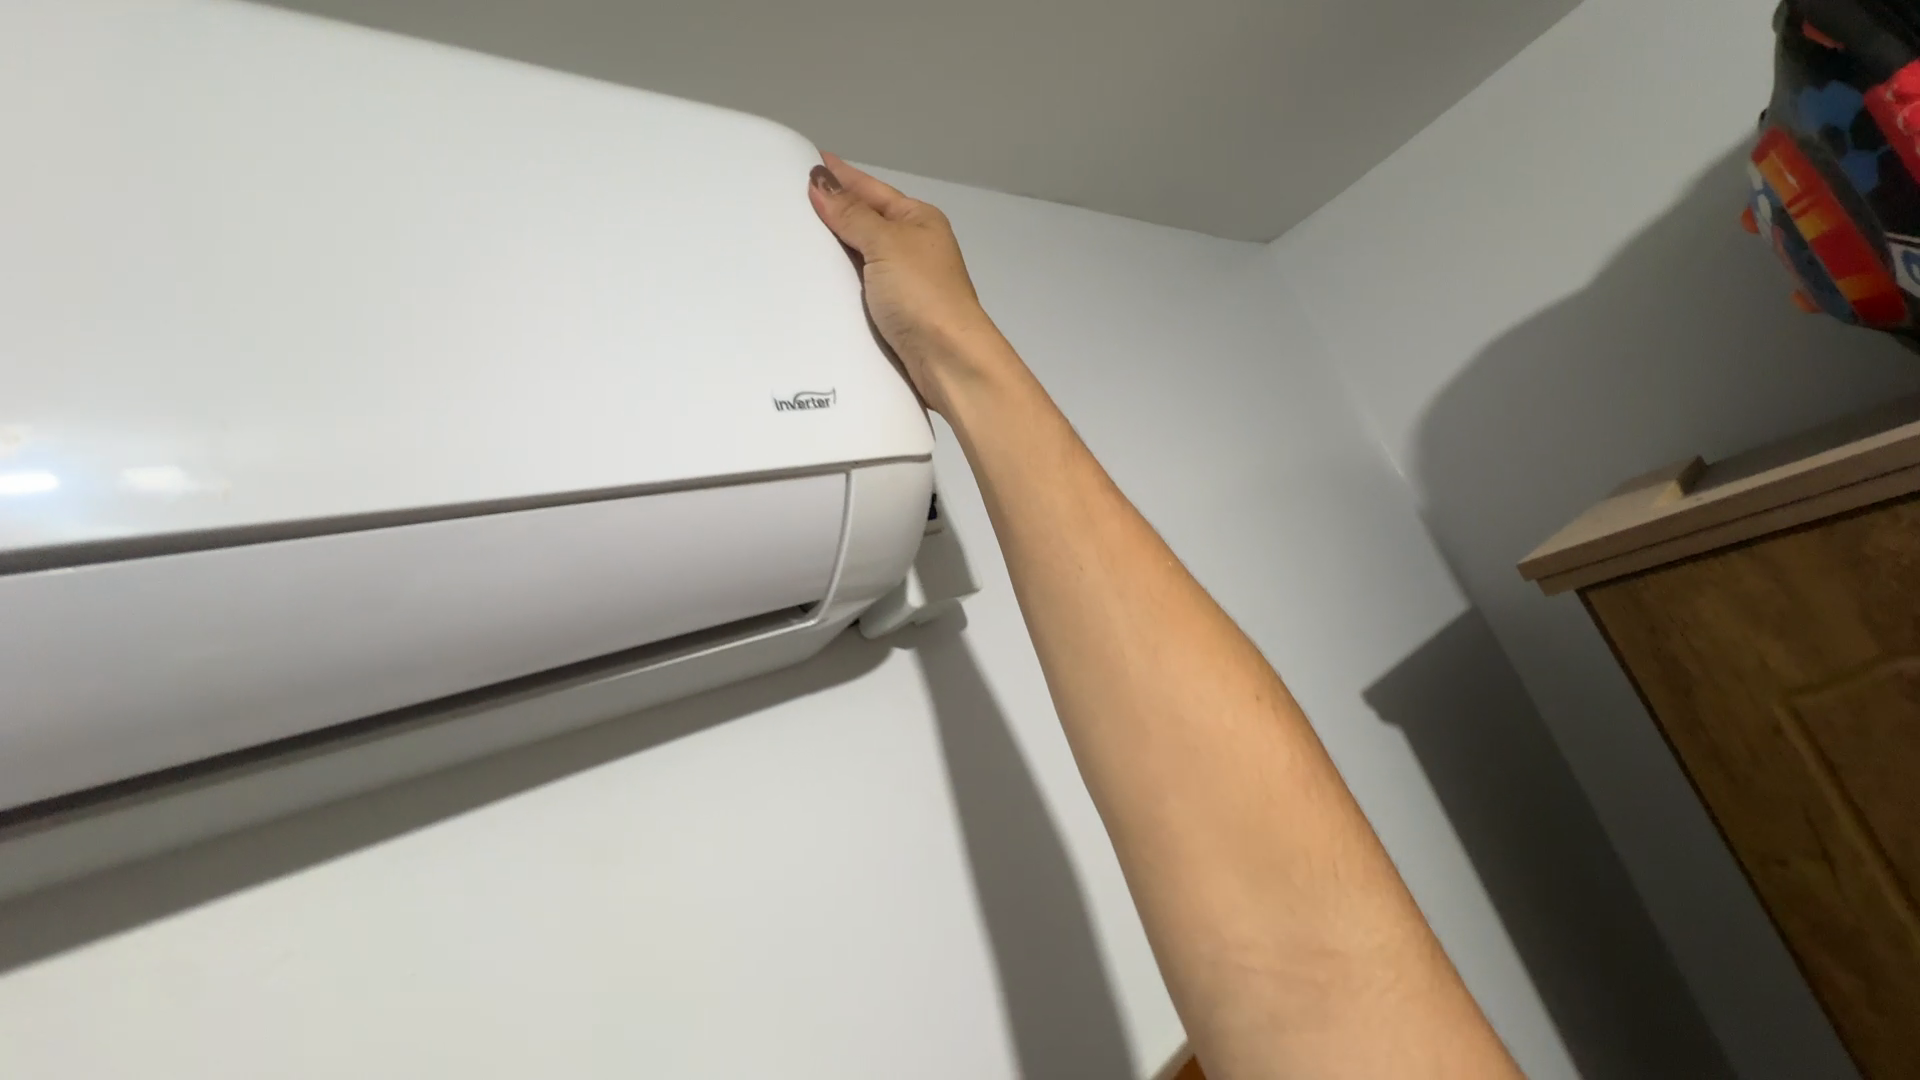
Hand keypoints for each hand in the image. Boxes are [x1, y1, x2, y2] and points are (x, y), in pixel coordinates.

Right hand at [807, 154, 1016, 415]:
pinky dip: (838, 288)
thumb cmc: (922, 294)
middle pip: (865, 225)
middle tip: (784, 203)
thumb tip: (821, 181)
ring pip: (860, 262)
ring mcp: (905, 286)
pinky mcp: (894, 319)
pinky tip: (812, 287)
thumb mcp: (886, 243)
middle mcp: (914, 249)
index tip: (808, 162)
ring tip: (788, 242)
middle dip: (830, 216)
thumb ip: (851, 214)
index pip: (871, 190)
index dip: (841, 177)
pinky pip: (859, 294)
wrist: (949, 361)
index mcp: (919, 220)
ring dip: (832, 256)